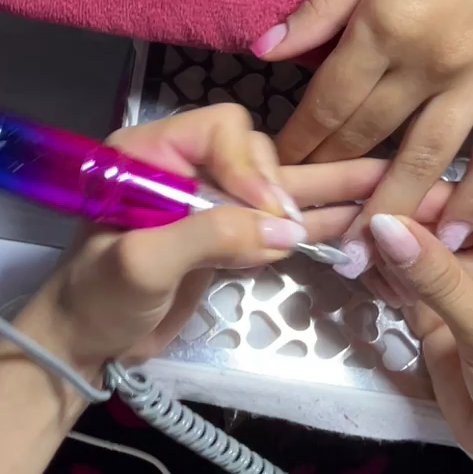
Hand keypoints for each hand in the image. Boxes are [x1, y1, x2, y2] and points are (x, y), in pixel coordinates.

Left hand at [15, 105, 376, 382]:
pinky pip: (274, 222)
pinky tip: (359, 218)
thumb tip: (284, 230)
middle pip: (253, 153)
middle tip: (286, 229)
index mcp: (149, 155)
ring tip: (384, 185)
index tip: (262, 211)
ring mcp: (207, 203)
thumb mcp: (141, 264)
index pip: (218, 129)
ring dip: (323, 191)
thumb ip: (209, 237)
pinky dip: (312, 223)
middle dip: (277, 186)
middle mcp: (183, 168)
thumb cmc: (97, 300)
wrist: (88, 344)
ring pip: (273, 186)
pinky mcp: (224, 237)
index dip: (247, 164)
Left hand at [259, 0, 472, 257]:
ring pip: (423, 159)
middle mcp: (431, 61)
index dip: (297, 139)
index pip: (326, 99)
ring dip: (386, 208)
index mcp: (387, 19)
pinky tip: (450, 233)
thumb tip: (268, 46)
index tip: (273, 168)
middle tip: (301, 214)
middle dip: (326, 177)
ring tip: (357, 252)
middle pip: (364, 134)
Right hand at [365, 185, 472, 473]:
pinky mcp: (443, 312)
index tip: (381, 194)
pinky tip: (356, 263)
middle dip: (404, 222)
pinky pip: (409, 280)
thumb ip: (438, 277)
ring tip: (344, 239)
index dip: (436, 197)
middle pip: (449, 221)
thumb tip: (384, 223)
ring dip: (387, 248)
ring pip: (423, 250)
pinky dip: (384, 274)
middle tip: (351, 220)